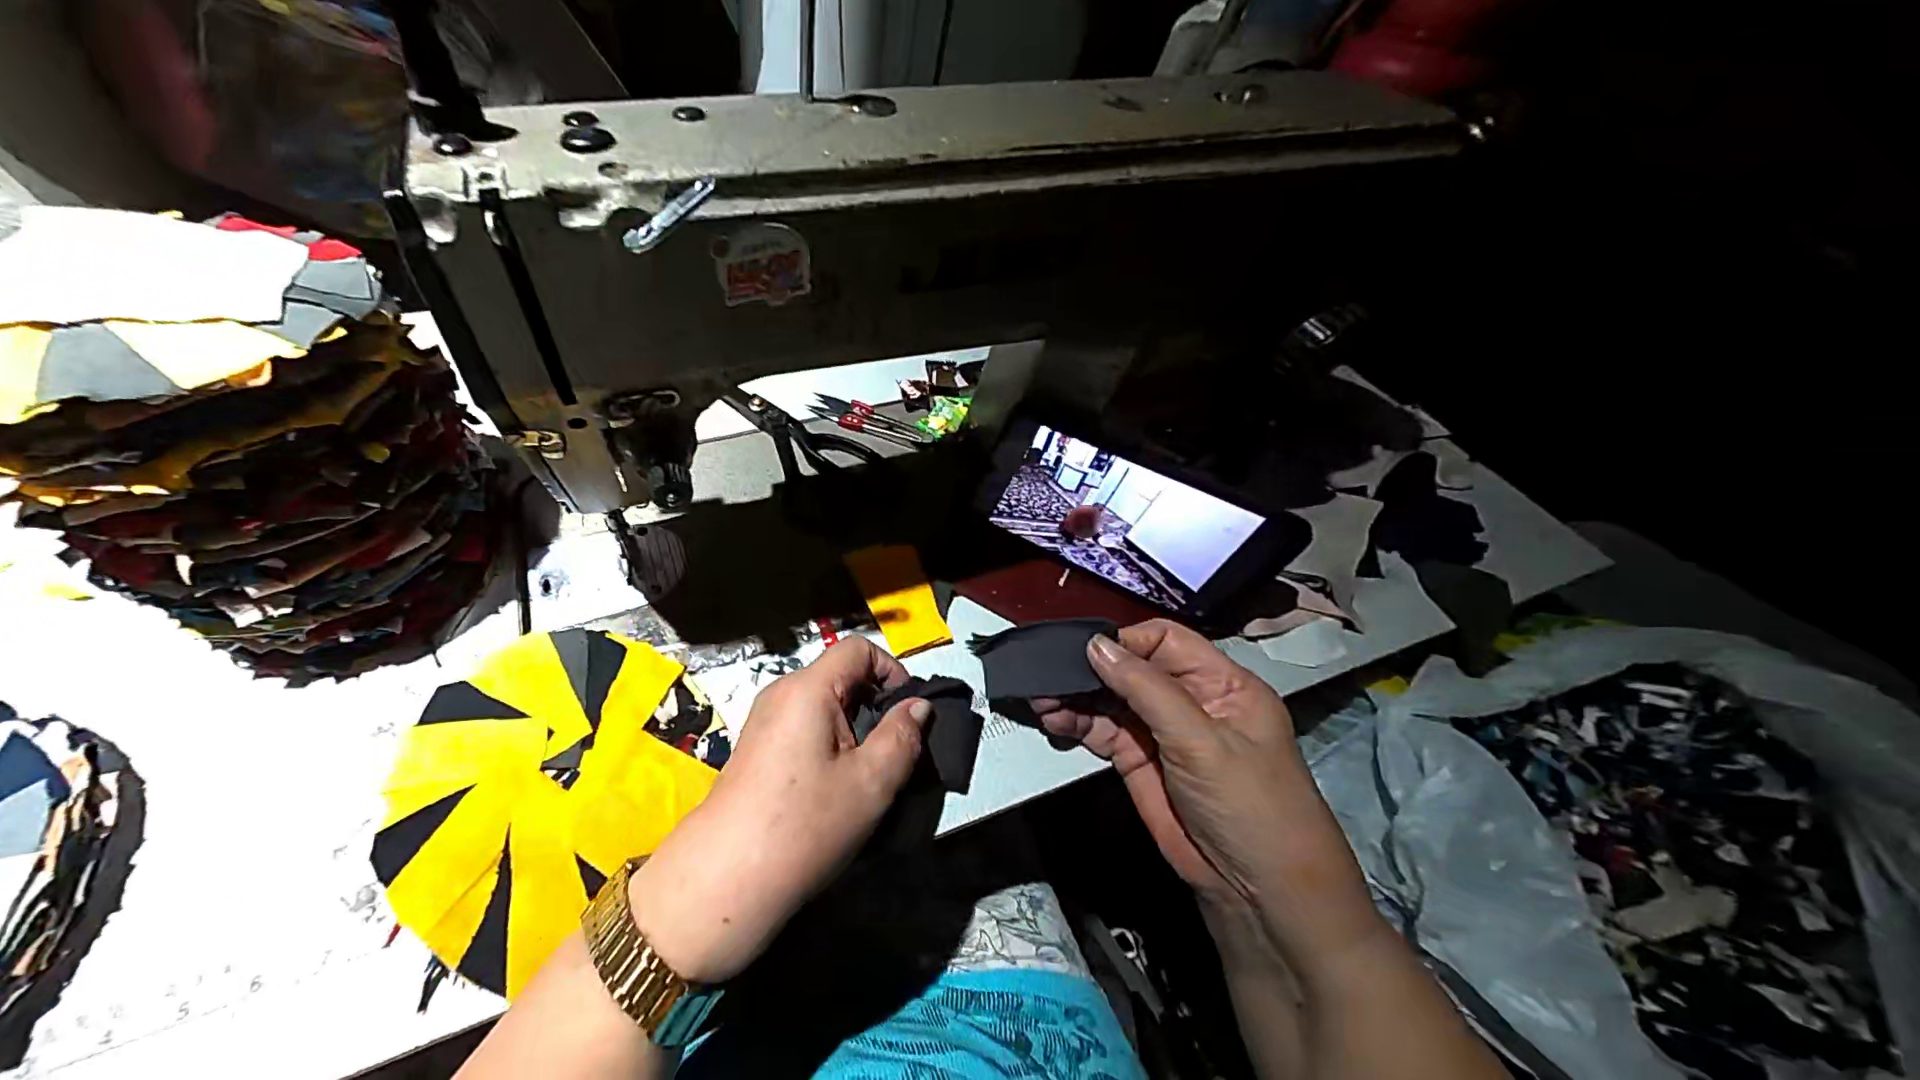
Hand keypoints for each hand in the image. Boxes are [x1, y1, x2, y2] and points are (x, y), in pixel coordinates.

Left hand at [628, 638, 929, 982]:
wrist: (725, 880)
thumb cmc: (804, 825)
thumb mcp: (872, 782)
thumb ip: (903, 736)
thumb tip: (917, 706)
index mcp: (808, 689)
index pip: (858, 649)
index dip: (891, 670)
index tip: (907, 711)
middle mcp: (782, 694)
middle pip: (841, 674)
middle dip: (875, 703)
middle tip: (895, 748)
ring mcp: (765, 721)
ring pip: (824, 704)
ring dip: (855, 727)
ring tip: (868, 772)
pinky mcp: (757, 748)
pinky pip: (805, 726)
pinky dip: (831, 742)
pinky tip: (837, 785)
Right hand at [1035, 621, 1378, 958]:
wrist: (1259, 895)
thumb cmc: (1253, 809)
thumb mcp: (1202, 741)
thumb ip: (1147, 690)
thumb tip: (1098, 646)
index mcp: (1222, 684)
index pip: (1167, 641)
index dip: (1127, 641)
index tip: (1088, 650)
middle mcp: (1190, 702)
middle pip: (1132, 668)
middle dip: (1092, 669)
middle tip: (1051, 674)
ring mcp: (1163, 734)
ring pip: (1112, 700)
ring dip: (1078, 697)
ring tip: (1045, 701)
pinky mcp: (1141, 763)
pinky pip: (1103, 732)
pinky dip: (1078, 725)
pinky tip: (1057, 722)